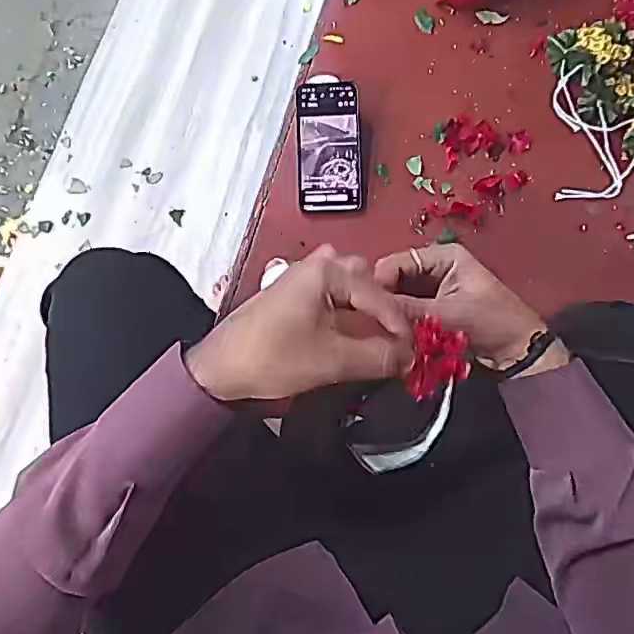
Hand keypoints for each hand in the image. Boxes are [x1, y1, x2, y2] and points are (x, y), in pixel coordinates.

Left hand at [186, 246, 411, 401]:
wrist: (220, 369)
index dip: (400, 325)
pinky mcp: (294, 291)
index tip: (414, 349)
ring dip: (367, 309)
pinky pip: (333, 293)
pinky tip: (352, 332)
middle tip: (397, 341)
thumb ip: (377, 356)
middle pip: (367, 281)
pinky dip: (348, 311)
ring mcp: (303, 275)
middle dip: (385, 311)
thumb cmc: (271, 358)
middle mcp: (316, 264)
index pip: (378, 294)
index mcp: (326, 271)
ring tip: (378, 338)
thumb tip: (409, 357)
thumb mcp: (332, 361)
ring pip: (350, 285)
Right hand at [374, 244, 546, 367]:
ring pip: (403, 297)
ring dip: (394, 313)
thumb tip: (373, 307)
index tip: (366, 301)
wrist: (520, 352)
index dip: (381, 279)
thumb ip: (410, 309)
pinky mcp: (436, 310)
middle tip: (369, 318)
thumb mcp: (450, 313)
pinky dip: (403, 322)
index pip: (400, 260)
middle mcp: (437, 267)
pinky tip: (392, 334)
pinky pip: (411, 312)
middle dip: (386, 298)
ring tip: (378, 328)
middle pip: (398, 278)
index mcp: (445, 255)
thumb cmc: (494, 322)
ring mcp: (436, 289)